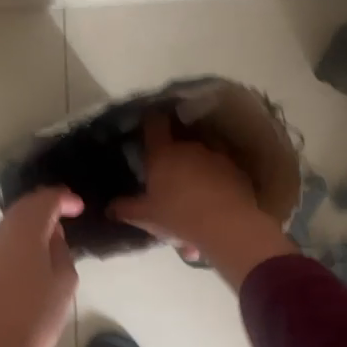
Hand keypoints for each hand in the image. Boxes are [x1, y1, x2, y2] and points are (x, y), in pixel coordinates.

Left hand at [0, 187, 84, 346]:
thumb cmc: (37, 316)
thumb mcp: (64, 282)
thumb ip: (61, 251)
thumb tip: (52, 237)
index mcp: (24, 230)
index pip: (45, 200)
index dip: (64, 199)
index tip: (79, 206)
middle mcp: (0, 232)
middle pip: (24, 206)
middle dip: (45, 205)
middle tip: (66, 211)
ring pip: (10, 222)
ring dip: (30, 220)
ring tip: (50, 232)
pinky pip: (1, 239)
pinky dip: (17, 236)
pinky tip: (30, 251)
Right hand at [111, 115, 294, 287]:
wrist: (226, 226)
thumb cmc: (177, 216)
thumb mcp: (145, 216)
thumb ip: (125, 209)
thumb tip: (109, 208)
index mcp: (162, 154)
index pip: (154, 124)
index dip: (151, 121)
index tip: (148, 123)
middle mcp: (189, 148)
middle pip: (180, 141)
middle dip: (174, 154)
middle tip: (170, 175)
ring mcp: (216, 157)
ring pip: (202, 158)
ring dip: (198, 171)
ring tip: (195, 195)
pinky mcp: (237, 171)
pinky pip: (222, 173)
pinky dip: (217, 183)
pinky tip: (214, 204)